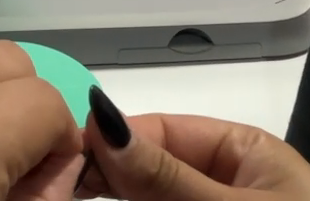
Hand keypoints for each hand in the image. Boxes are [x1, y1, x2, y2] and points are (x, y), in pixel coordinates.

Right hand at [77, 87, 309, 200]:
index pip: (161, 130)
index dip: (113, 142)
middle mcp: (228, 181)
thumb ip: (168, 176)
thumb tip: (99, 117)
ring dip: (122, 198)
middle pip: (153, 173)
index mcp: (242, 149)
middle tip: (67, 190)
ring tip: (80, 197)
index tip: (69, 161)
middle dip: (113, 181)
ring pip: (155, 200)